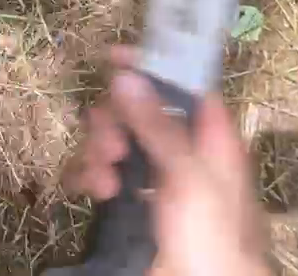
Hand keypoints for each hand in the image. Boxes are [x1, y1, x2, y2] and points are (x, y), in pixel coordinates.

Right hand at [64, 48, 270, 275]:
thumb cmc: (211, 240)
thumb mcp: (189, 179)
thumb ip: (158, 126)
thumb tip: (124, 74)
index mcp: (209, 143)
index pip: (183, 86)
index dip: (151, 67)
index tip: (112, 57)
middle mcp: (180, 155)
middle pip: (136, 111)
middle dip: (112, 121)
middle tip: (109, 145)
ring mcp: (152, 179)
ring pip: (112, 139)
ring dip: (96, 153)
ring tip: (102, 182)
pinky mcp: (127, 202)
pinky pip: (96, 171)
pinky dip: (86, 175)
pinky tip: (88, 191)